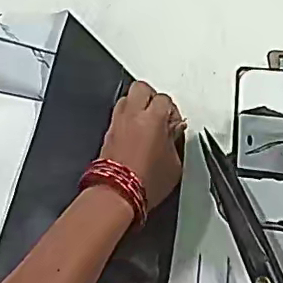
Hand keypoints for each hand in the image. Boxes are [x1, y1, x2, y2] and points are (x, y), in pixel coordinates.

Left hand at [99, 81, 184, 209]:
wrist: (117, 194)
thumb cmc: (144, 183)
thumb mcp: (174, 164)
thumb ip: (175, 141)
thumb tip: (173, 134)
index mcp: (152, 118)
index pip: (164, 99)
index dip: (172, 110)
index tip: (174, 123)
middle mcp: (132, 116)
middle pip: (141, 88)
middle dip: (152, 97)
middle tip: (160, 112)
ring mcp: (117, 123)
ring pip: (126, 98)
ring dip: (136, 105)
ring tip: (146, 121)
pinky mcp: (107, 134)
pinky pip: (118, 115)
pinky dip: (127, 118)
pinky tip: (135, 132)